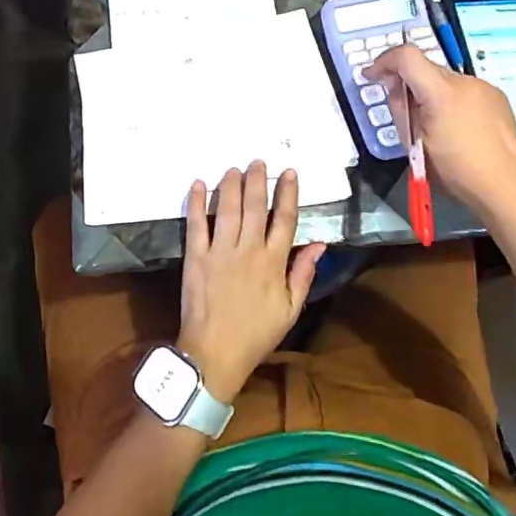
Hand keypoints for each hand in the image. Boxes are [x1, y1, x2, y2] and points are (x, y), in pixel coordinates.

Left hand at [177, 161, 326, 401]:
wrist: (214, 354)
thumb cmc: (256, 334)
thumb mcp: (291, 309)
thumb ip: (303, 273)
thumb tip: (320, 244)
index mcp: (273, 262)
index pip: (284, 219)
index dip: (288, 193)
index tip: (290, 173)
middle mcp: (248, 250)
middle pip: (255, 206)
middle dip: (258, 180)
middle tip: (258, 161)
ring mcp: (219, 252)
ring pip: (227, 209)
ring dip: (230, 185)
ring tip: (234, 168)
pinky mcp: (195, 257)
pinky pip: (196, 224)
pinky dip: (196, 203)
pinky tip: (198, 184)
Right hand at [364, 45, 515, 222]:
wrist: (507, 185)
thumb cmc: (457, 172)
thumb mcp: (416, 145)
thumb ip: (402, 111)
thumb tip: (397, 90)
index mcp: (441, 92)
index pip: (406, 56)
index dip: (384, 61)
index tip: (372, 76)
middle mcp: (465, 81)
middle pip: (426, 68)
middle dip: (407, 82)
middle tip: (399, 109)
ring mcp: (484, 88)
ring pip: (446, 81)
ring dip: (431, 93)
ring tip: (431, 126)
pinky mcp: (497, 98)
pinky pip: (465, 92)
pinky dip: (451, 101)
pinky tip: (456, 129)